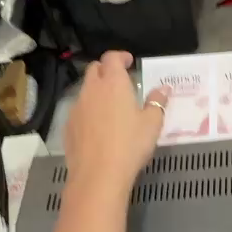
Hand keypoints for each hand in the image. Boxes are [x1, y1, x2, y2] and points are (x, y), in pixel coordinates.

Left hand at [64, 51, 168, 191]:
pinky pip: (79, 111)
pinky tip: (98, 128)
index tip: (129, 61)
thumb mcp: (152, 124)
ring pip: (85, 91)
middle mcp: (91, 90)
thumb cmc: (130, 145)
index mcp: (113, 83)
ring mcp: (76, 108)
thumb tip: (163, 88)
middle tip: (120, 82)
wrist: (98, 175)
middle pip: (94, 70)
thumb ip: (157, 102)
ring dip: (96, 92)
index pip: (111, 58)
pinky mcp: (68, 127)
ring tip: (110, 107)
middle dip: (106, 71)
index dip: (120, 56)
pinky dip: (88, 111)